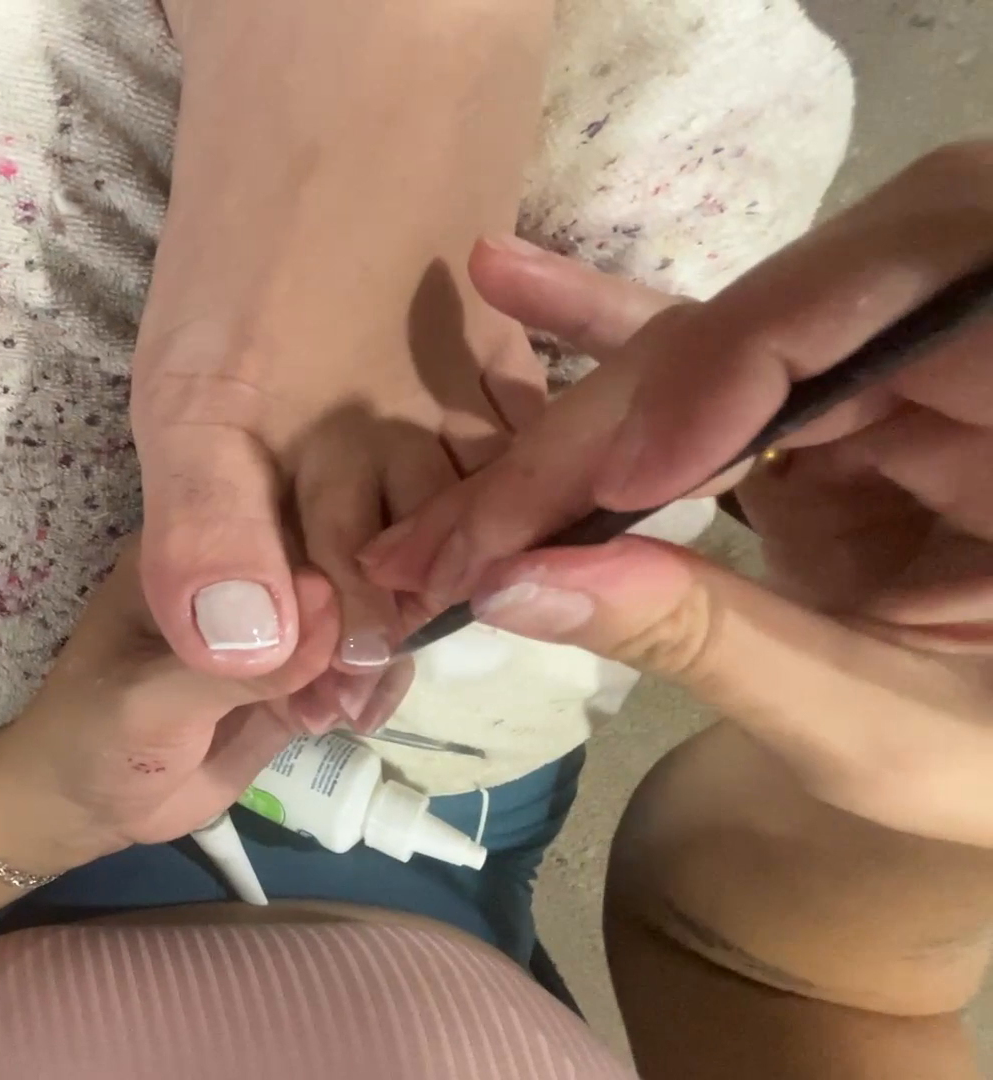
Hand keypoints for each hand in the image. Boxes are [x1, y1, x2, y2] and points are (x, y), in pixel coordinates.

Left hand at [0, 537, 341, 865]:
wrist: (85, 804)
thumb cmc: (94, 738)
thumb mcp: (155, 700)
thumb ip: (238, 667)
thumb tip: (327, 605)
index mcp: (187, 557)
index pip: (279, 527)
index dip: (337, 559)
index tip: (370, 614)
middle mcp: (234, 581)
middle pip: (329, 569)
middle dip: (363, 617)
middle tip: (358, 676)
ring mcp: (264, 633)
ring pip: (345, 622)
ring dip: (364, 661)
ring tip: (344, 709)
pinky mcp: (283, 681)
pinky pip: (341, 671)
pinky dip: (360, 689)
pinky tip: (345, 720)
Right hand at [127, 0, 551, 733]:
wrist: (349, 93)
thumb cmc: (253, 251)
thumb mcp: (198, 402)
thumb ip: (202, 528)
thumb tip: (235, 654)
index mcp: (229, 495)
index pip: (263, 611)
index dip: (298, 663)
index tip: (333, 705)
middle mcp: (312, 473)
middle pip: (354, 583)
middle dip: (379, 637)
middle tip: (400, 694)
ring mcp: (398, 432)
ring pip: (436, 539)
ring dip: (461, 588)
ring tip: (475, 635)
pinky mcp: (472, 386)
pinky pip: (508, 470)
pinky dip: (534, 509)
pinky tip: (563, 547)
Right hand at [362, 143, 992, 845]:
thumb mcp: (884, 731)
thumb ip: (709, 641)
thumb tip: (504, 586)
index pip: (907, 298)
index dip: (739, 367)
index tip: (622, 488)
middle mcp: (978, 350)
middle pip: (747, 335)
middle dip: (587, 444)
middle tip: (471, 541)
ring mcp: (882, 370)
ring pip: (685, 356)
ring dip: (551, 441)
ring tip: (451, 518)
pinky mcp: (798, 402)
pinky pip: (689, 348)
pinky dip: (588, 329)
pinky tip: (501, 283)